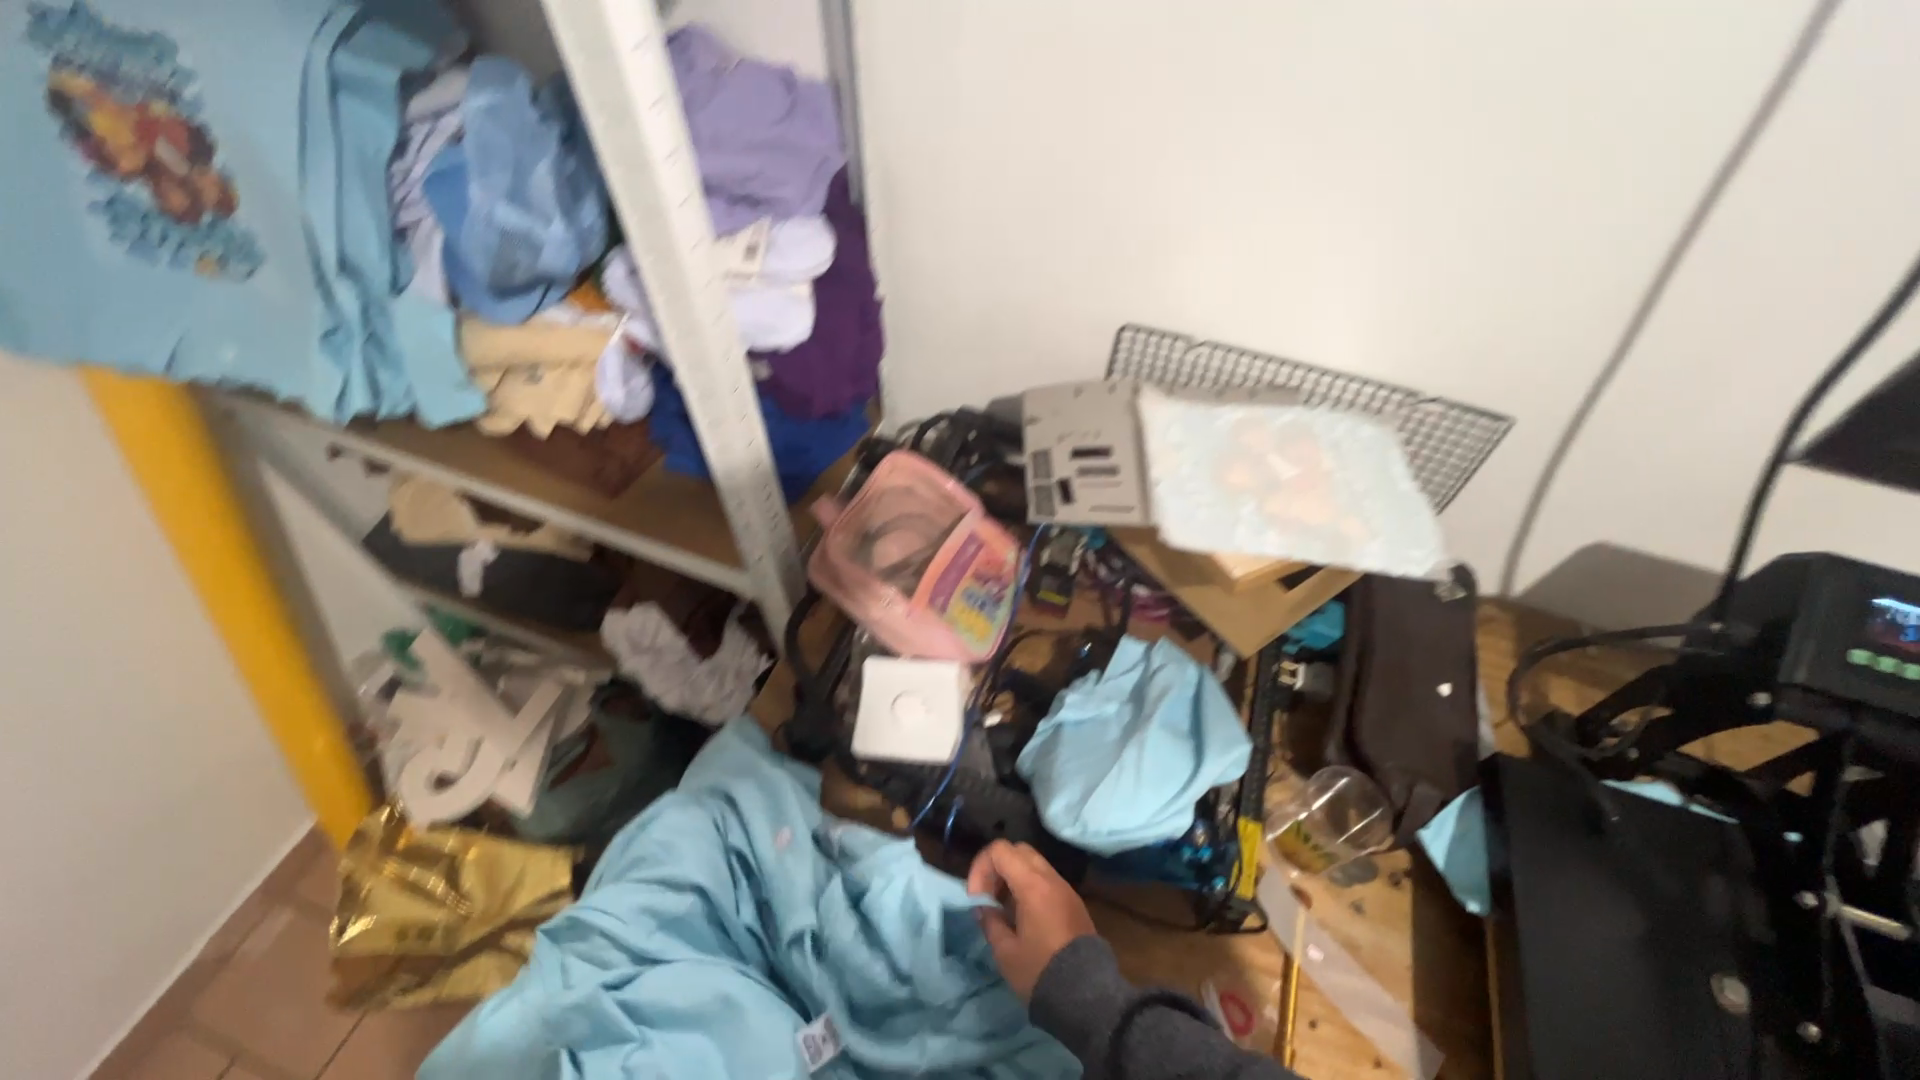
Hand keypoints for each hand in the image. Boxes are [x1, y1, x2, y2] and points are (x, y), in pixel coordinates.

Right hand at [966, 840, 1096, 1000]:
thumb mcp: (1005, 951)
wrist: (1086, 996)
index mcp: (1033, 885)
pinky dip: (1029, 887)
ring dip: (1013, 877)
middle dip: (997, 868)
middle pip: (1018, 851)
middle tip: (988, 897)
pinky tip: (1022, 917)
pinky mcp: (1073, 902)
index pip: (1000, 850)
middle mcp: (1051, 879)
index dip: (980, 867)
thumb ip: (990, 921)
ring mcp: (1065, 889)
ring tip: (1003, 909)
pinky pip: (1046, 880)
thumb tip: (983, 906)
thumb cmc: (1040, 972)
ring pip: (1034, 864)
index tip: (976, 898)